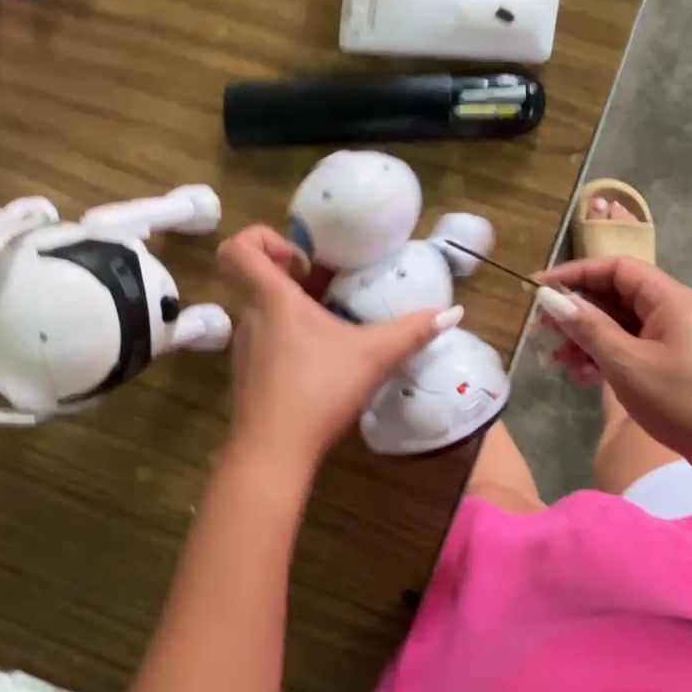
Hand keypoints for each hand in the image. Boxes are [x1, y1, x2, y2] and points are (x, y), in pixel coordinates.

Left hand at [217, 226, 460, 464]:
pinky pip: (265, 341)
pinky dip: (288, 340)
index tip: (299, 257)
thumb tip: (453, 312)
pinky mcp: (247, 375)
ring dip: (292, 310)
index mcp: (271, 298)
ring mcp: (245, 348)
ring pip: (262, 312)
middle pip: (255, 278)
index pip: (238, 248)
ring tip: (330, 324)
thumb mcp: (372, 357)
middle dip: (290, 275)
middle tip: (324, 284)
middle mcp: (251, 317)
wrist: (272, 452)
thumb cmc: (317, 391)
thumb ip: (411, 332)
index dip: (260, 238)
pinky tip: (319, 362)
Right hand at [536, 256, 691, 475]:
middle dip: (577, 312)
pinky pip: (635, 348)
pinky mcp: (679, 365)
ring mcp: (679, 339)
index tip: (538, 288)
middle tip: (544, 332)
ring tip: (561, 364)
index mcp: (669, 299)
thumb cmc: (688, 401)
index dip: (574, 273)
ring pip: (622, 326)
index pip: (615, 267)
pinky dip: (608, 358)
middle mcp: (675, 311)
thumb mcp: (628, 364)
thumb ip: (589, 329)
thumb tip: (555, 300)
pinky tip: (586, 378)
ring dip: (588, 340)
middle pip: (616, 296)